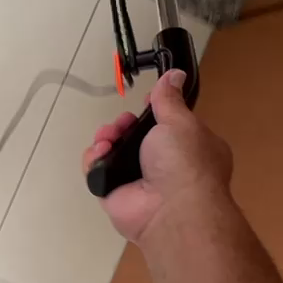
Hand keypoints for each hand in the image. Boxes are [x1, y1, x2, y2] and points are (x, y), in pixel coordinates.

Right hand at [82, 69, 232, 242]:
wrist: (169, 208)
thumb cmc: (184, 161)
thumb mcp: (180, 122)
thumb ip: (169, 99)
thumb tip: (174, 74)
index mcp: (188, 148)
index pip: (166, 125)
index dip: (152, 112)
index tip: (145, 103)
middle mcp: (163, 165)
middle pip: (133, 136)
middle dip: (123, 124)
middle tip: (122, 123)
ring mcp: (136, 180)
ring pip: (113, 151)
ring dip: (107, 138)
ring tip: (108, 138)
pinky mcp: (113, 192)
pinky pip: (97, 170)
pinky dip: (94, 159)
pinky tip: (101, 153)